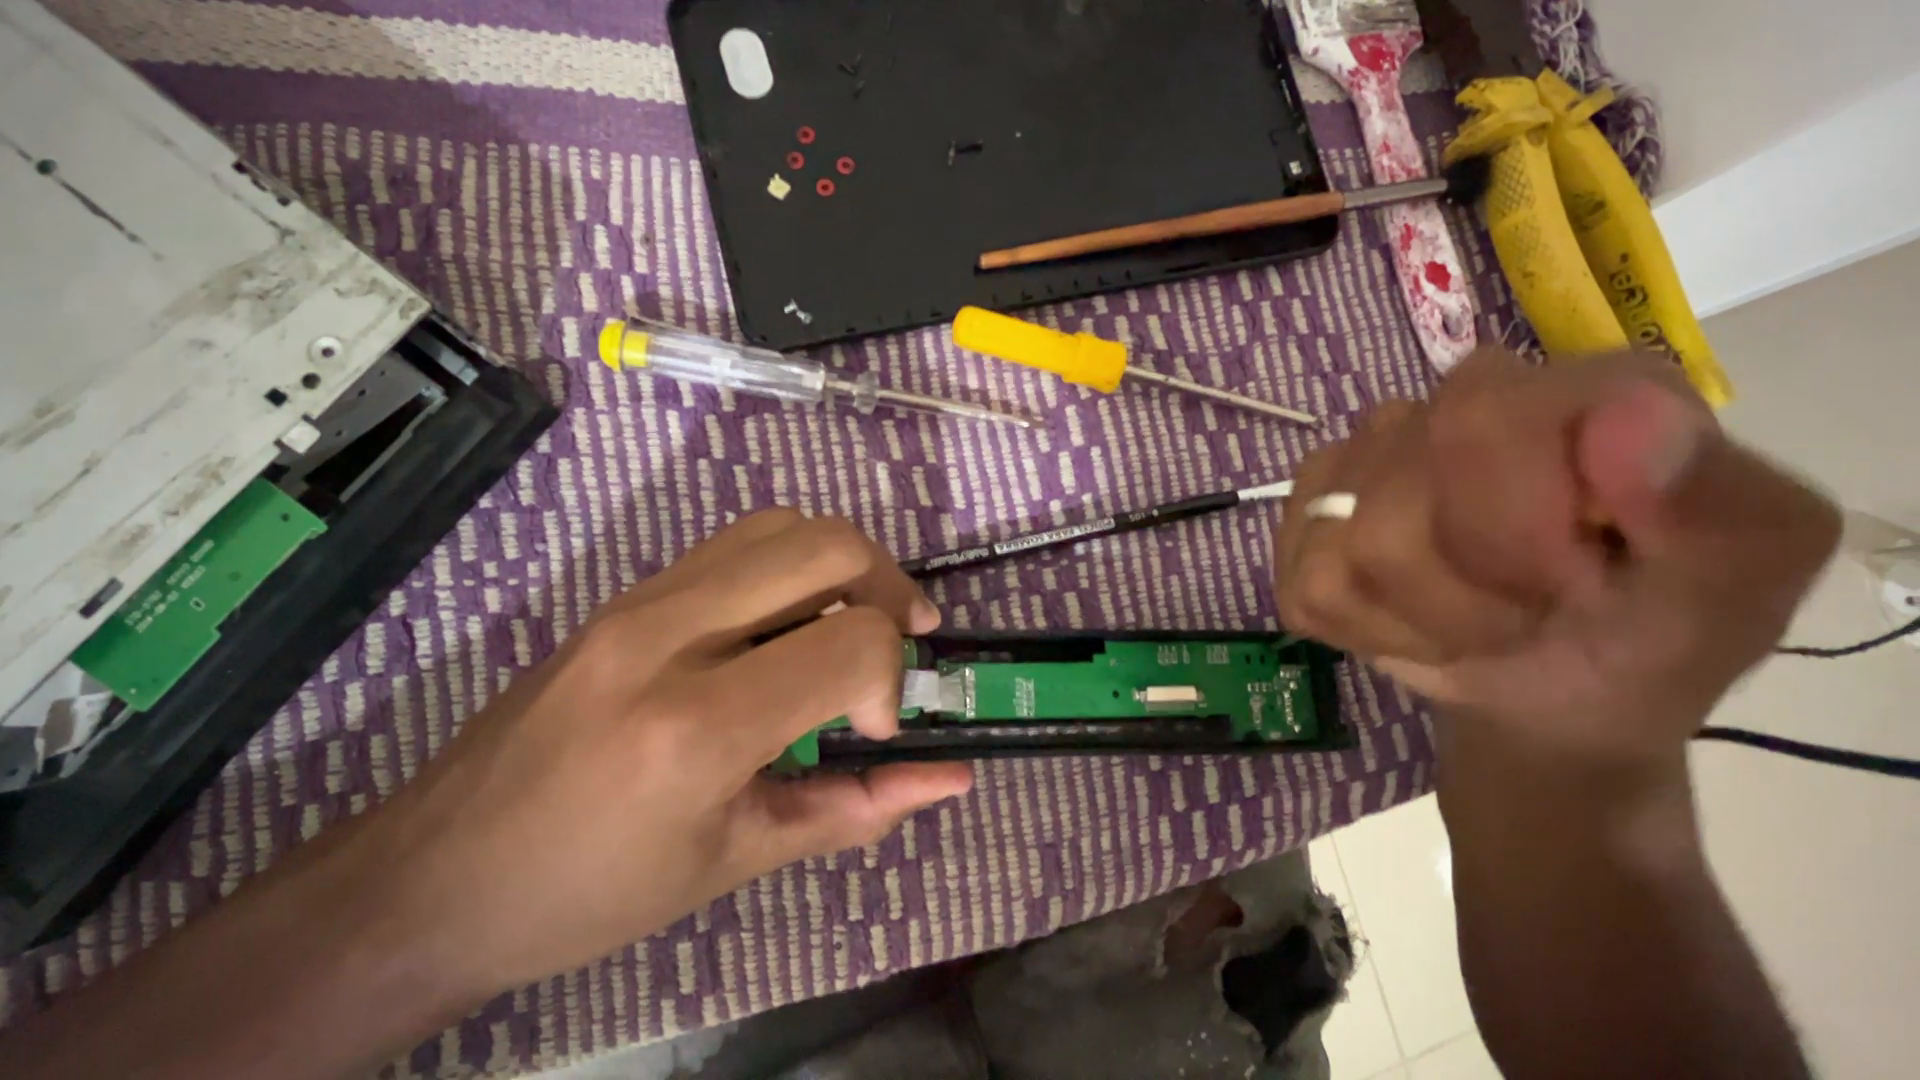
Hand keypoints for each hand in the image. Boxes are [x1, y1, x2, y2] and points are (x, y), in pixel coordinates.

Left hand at [345, 508, 974, 995]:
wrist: (438, 875)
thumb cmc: (590, 893)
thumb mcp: (736, 862)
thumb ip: (855, 809)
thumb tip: (951, 779)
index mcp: (699, 724)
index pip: (851, 641)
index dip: (891, 681)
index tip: (873, 732)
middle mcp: (670, 633)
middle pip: (826, 544)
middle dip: (889, 586)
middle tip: (903, 642)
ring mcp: (638, 601)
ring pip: (778, 525)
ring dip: (842, 563)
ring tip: (858, 621)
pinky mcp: (622, 595)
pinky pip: (730, 545)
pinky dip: (788, 566)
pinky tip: (789, 625)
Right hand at [1272, 348, 1839, 762]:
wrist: (1558, 702)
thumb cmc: (1651, 639)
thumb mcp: (1741, 581)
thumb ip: (1717, 497)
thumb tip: (1633, 418)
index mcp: (1570, 387)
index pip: (1478, 420)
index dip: (1508, 527)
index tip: (1574, 588)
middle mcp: (1456, 400)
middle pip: (1396, 485)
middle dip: (1462, 585)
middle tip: (1528, 610)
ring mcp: (1365, 457)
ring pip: (1344, 539)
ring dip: (1419, 615)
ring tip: (1479, 624)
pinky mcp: (1309, 518)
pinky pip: (1305, 579)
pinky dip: (1362, 628)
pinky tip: (1412, 624)